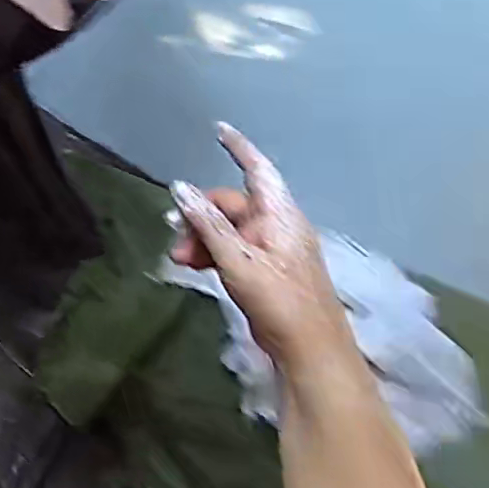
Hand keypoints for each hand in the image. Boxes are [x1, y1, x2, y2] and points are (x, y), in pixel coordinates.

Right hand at [169, 123, 352, 371]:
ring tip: (180, 260)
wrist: (312, 357)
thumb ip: (206, 222)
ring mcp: (270, 249)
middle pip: (228, 205)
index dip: (239, 148)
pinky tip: (193, 267)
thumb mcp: (237, 260)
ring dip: (199, 239)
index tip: (219, 129)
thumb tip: (179, 187)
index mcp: (279, 217)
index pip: (258, 170)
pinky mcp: (263, 270)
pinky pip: (229, 248)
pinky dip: (209, 253)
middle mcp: (276, 226)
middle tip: (176, 242)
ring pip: (224, 228)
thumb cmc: (281, 303)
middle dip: (197, 218)